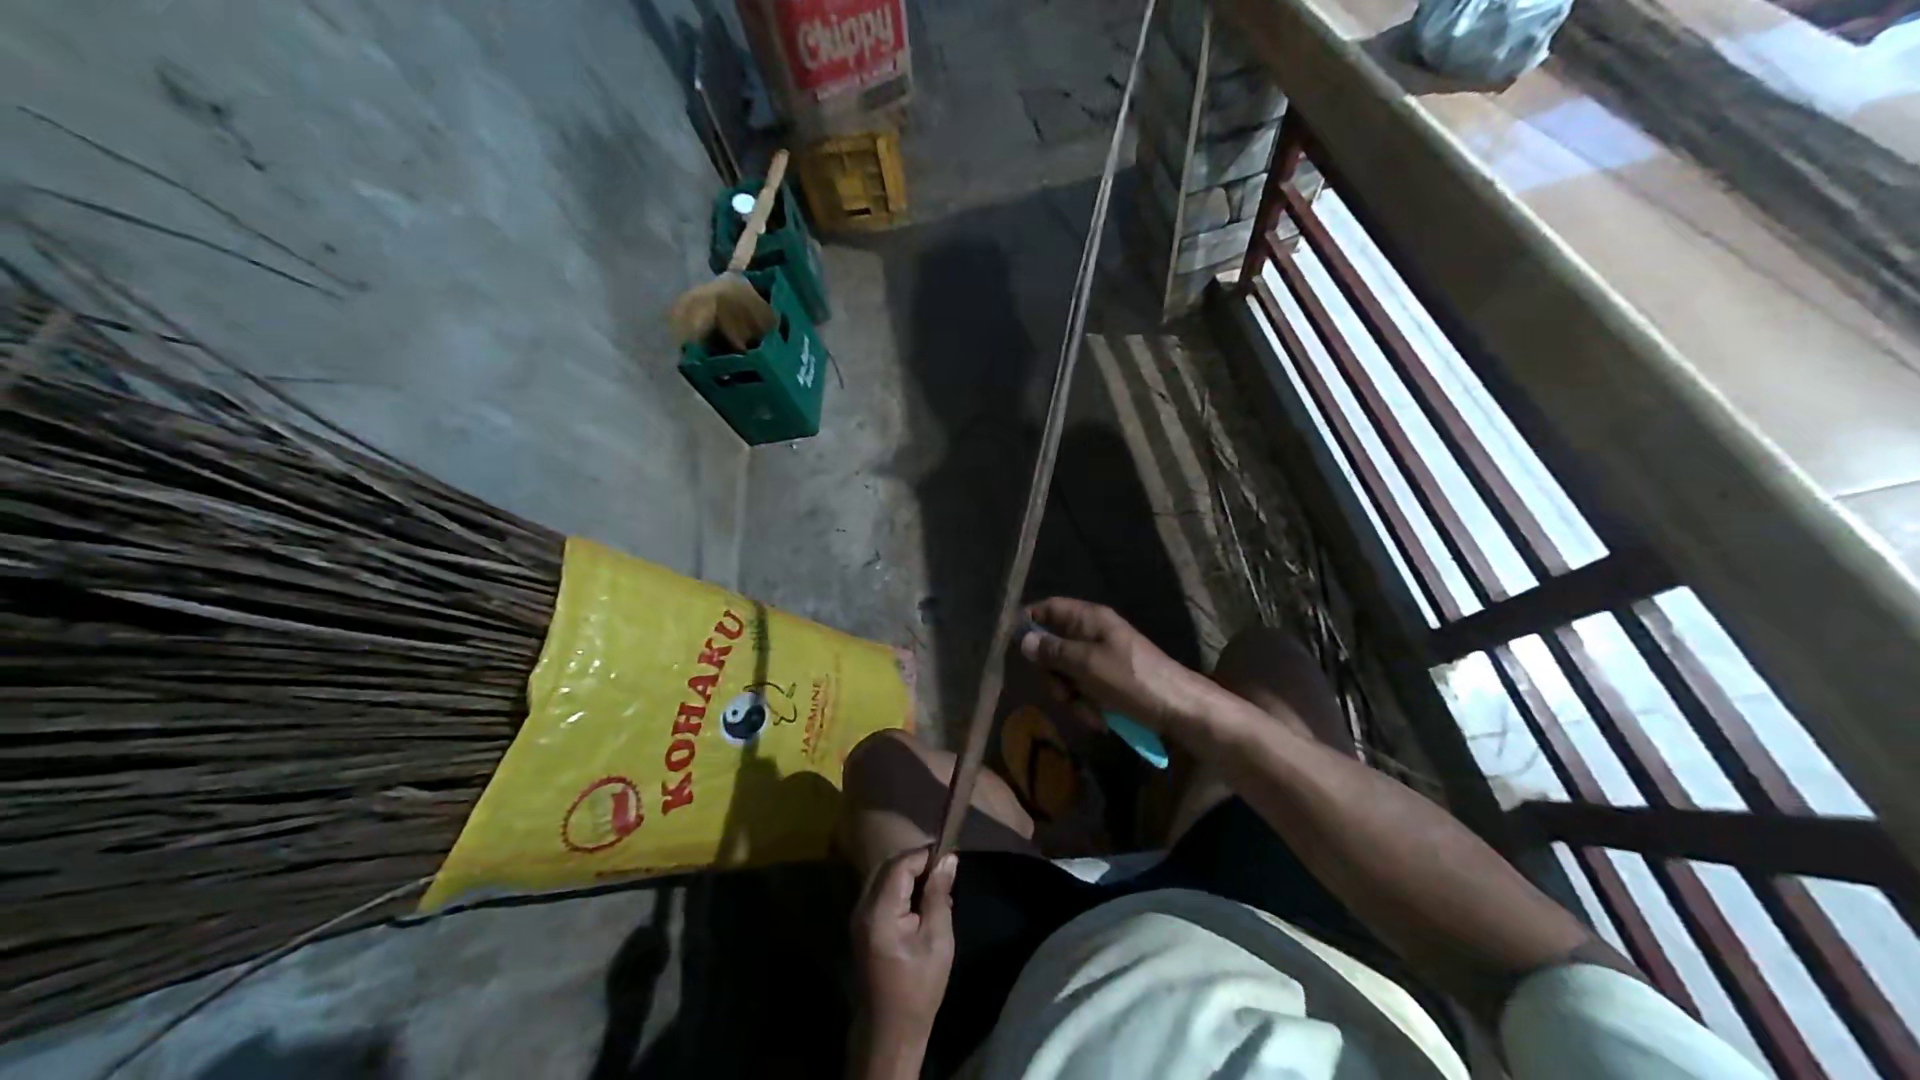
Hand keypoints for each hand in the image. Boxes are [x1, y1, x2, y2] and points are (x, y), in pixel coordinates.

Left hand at [851, 846, 956, 1040]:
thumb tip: (948, 859)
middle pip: (888, 867)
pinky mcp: (862, 925)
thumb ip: (939, 895)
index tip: (949, 856)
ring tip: (936, 883)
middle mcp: (863, 908)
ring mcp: (859, 916)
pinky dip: (900, 887)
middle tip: (945, 868)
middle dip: (916, 861)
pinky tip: (920, 899)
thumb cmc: (919, 987)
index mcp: (880, 912)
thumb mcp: (937, 940)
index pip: (900, 865)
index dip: (924, 855)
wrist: (890, 1028)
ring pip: (883, 877)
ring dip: (909, 873)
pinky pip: (880, 892)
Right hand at [1019, 598, 1217, 737]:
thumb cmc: (1131, 680)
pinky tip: (1100, 718)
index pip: (1047, 608)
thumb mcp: (1086, 664)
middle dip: (1053, 674)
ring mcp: (1101, 657)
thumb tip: (1024, 639)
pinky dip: (1087, 704)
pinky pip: (1084, 688)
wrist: (1178, 708)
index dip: (1029, 623)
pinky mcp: (1109, 680)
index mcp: (1089, 619)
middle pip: (1053, 646)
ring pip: (1066, 673)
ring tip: (1088, 711)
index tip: (1015, 649)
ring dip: (1071, 695)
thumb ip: (1052, 651)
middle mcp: (1093, 633)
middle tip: (1063, 693)